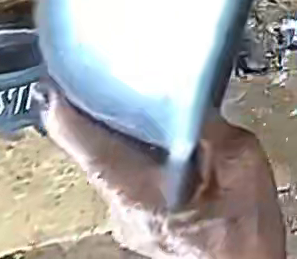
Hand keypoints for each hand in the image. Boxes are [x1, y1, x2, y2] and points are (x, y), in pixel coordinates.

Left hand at [45, 91, 286, 258]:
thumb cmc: (242, 227)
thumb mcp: (239, 159)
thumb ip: (208, 123)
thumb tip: (192, 91)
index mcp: (138, 188)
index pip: (85, 144)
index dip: (66, 109)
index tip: (54, 79)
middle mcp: (122, 207)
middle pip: (98, 147)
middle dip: (107, 109)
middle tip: (114, 69)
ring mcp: (127, 218)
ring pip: (115, 160)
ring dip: (128, 129)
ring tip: (144, 93)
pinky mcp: (140, 221)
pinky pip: (130, 174)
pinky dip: (141, 150)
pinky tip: (165, 136)